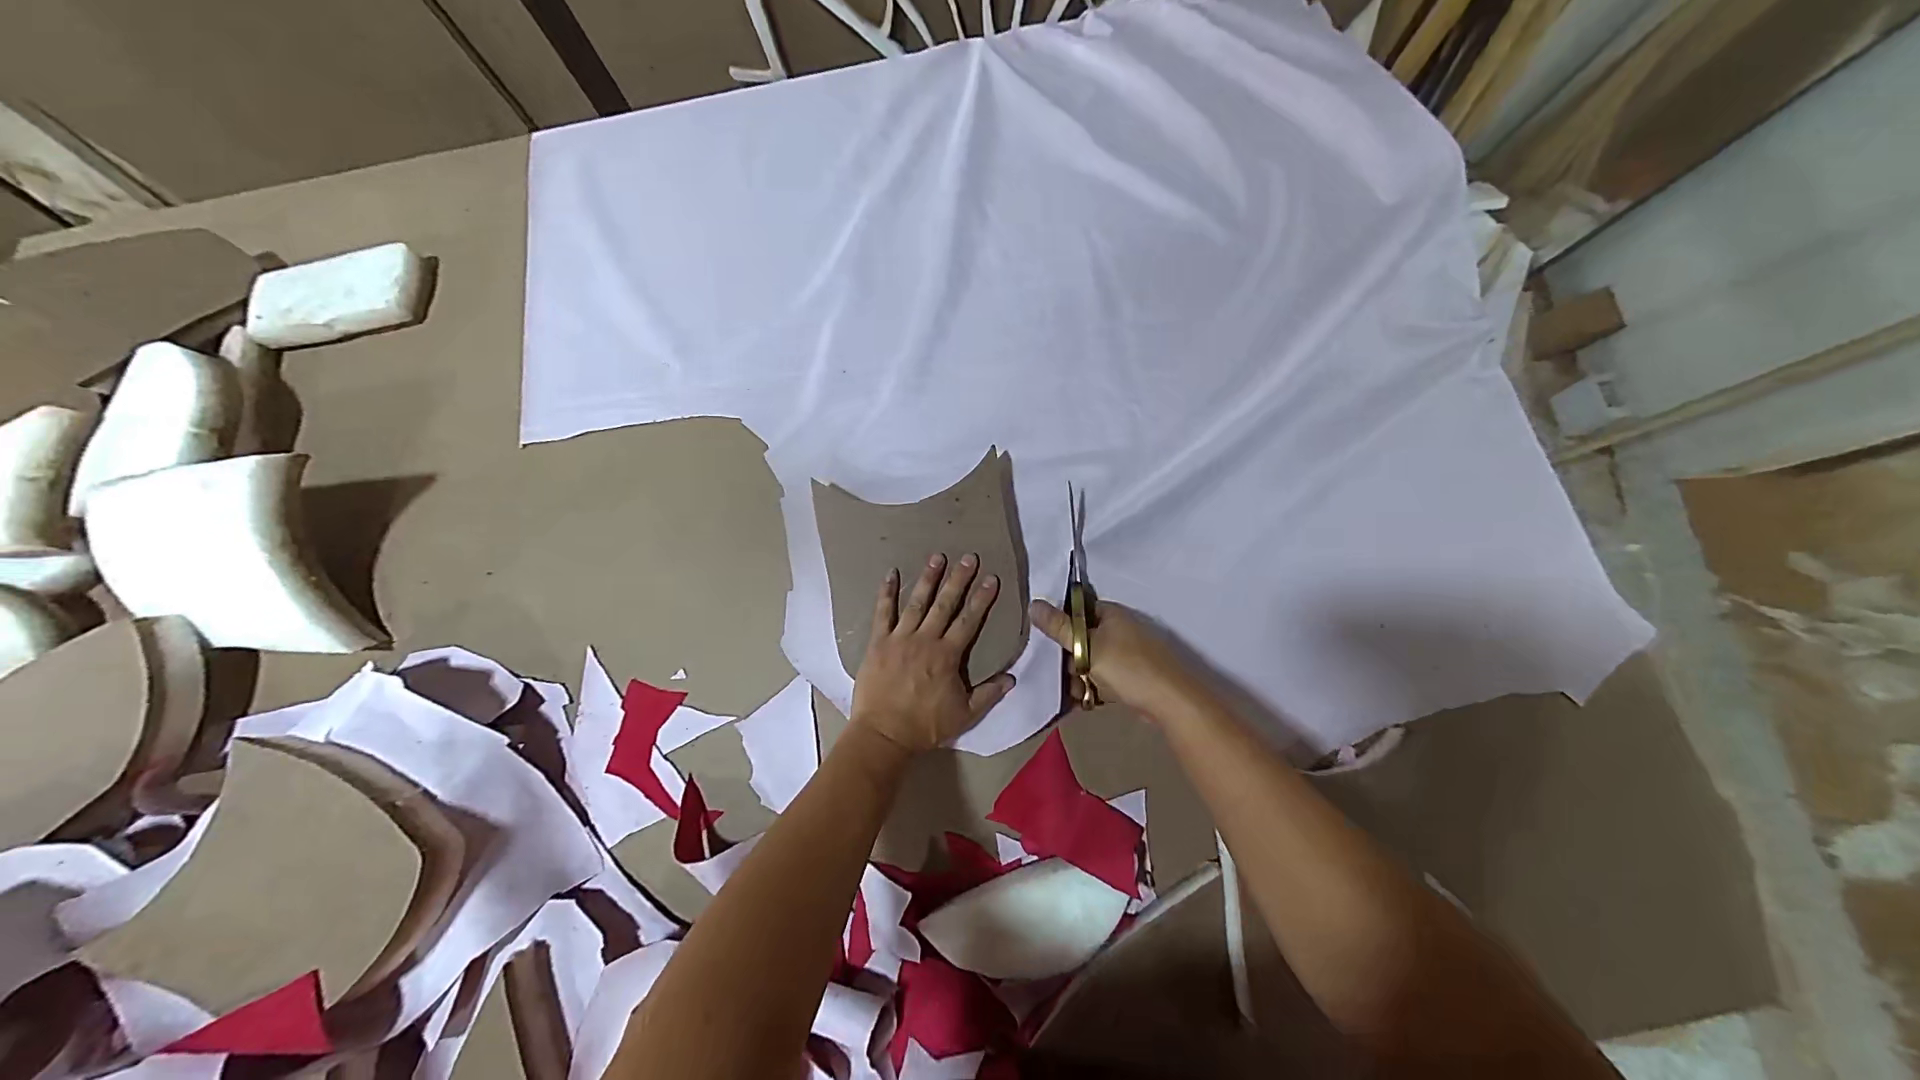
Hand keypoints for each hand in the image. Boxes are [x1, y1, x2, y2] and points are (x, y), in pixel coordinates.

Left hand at [850, 553, 1015, 753]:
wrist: (884, 734)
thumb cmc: (925, 726)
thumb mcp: (965, 714)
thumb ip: (989, 694)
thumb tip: (1012, 678)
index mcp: (947, 655)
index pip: (969, 620)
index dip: (982, 598)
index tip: (991, 578)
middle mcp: (925, 640)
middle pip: (945, 604)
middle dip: (958, 579)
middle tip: (968, 557)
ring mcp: (899, 639)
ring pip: (917, 602)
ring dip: (928, 578)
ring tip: (937, 557)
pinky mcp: (878, 643)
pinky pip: (882, 613)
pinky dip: (886, 593)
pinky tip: (891, 574)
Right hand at [1029, 598, 1194, 718]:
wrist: (1170, 701)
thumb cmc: (1126, 667)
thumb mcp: (1085, 646)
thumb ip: (1058, 627)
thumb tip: (1033, 603)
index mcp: (1112, 614)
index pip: (1078, 611)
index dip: (1063, 626)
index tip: (1053, 645)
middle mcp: (1122, 629)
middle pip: (1083, 639)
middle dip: (1071, 660)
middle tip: (1068, 676)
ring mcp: (1130, 653)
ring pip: (1093, 662)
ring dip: (1082, 678)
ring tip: (1080, 694)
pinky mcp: (1135, 676)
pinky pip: (1107, 678)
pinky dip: (1097, 688)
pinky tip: (1090, 701)